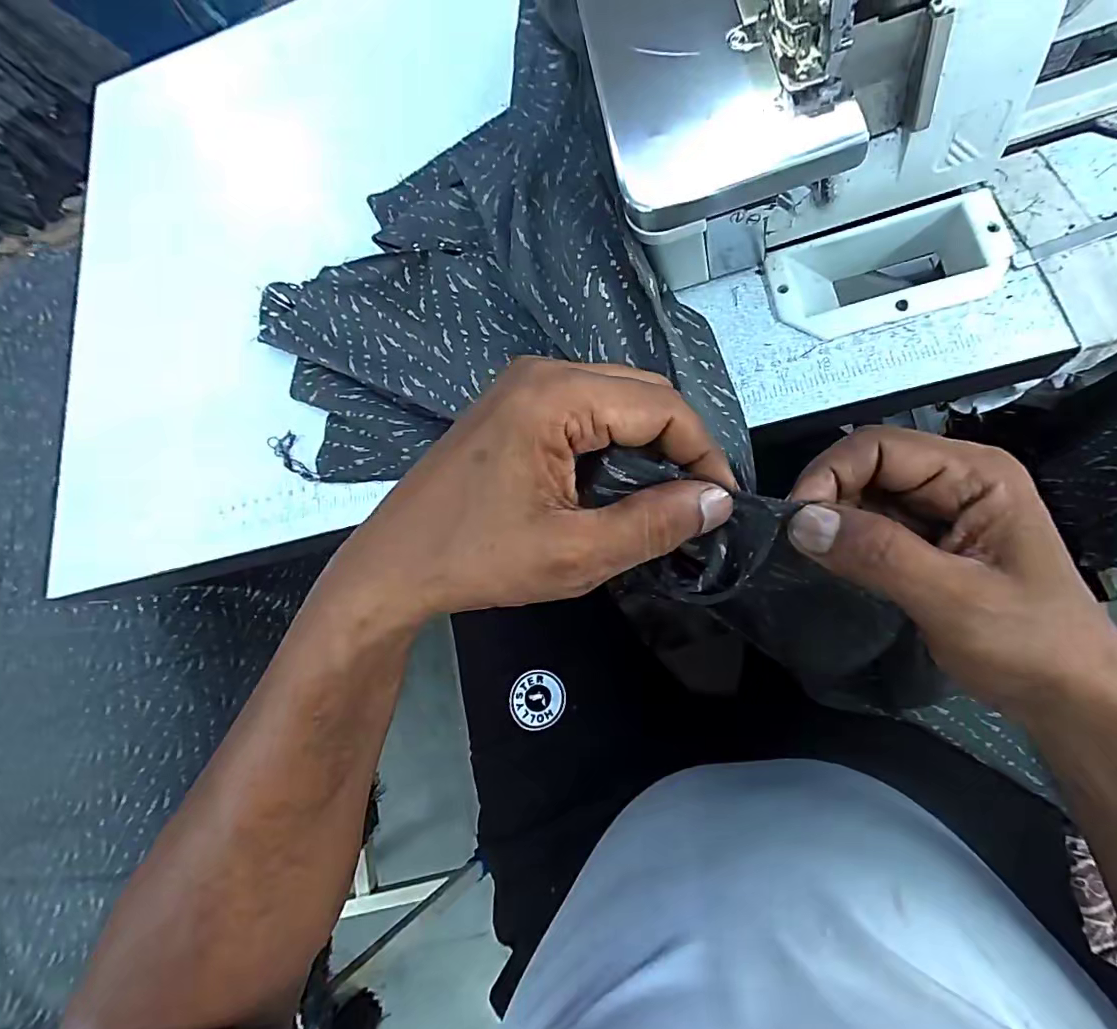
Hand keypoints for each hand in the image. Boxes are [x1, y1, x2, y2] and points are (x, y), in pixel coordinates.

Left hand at [319, 358, 735, 629]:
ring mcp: (526, 385)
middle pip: (646, 394)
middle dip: (684, 445)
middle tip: (699, 501)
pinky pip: (593, 409)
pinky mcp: (518, 404)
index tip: (722, 501)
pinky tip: (623, 483)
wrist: (394, 567)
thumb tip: (717, 502)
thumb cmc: (478, 559)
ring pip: (623, 399)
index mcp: (555, 397)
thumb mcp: (579, 553)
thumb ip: (656, 524)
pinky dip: (622, 442)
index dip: (705, 453)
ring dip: (655, 443)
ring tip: (667, 496)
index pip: (663, 407)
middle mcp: (543, 373)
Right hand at [786, 427, 1116, 727]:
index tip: (796, 522)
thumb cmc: (1031, 645)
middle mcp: (962, 483)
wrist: (1075, 699)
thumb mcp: (953, 599)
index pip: (881, 447)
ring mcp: (951, 516)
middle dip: (833, 500)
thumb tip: (802, 521)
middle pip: (875, 468)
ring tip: (814, 560)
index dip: (831, 474)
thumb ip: (877, 555)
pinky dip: (857, 547)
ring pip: (875, 501)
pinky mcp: (940, 549)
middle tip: (800, 547)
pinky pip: (884, 533)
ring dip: (842, 525)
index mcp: (977, 474)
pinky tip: (841, 569)